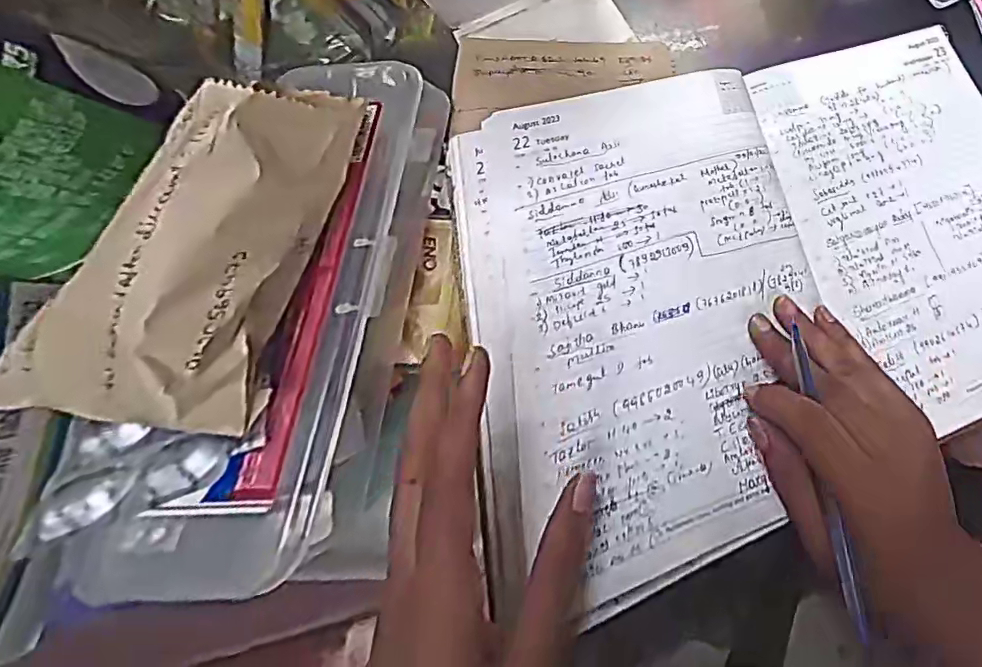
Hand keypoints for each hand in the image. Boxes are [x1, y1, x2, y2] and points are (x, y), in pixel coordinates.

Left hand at [373, 336, 596, 666]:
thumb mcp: (531, 652)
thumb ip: (556, 570)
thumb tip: (584, 486)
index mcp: (440, 573)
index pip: (449, 470)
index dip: (463, 408)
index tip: (478, 357)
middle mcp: (407, 567)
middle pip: (416, 465)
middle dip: (432, 398)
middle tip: (444, 345)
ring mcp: (396, 583)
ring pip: (406, 486)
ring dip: (424, 427)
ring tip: (442, 384)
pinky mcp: (399, 597)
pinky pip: (409, 510)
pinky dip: (424, 466)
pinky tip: (436, 466)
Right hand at [743, 297, 981, 663]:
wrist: (937, 572)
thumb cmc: (871, 568)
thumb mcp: (818, 540)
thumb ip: (788, 477)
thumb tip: (759, 425)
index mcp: (859, 481)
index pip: (809, 422)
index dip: (776, 401)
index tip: (750, 390)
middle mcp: (885, 442)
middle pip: (829, 385)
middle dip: (789, 353)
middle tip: (760, 325)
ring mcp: (904, 424)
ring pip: (851, 368)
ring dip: (817, 335)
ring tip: (789, 308)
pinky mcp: (912, 414)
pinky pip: (876, 370)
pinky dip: (850, 344)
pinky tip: (829, 324)